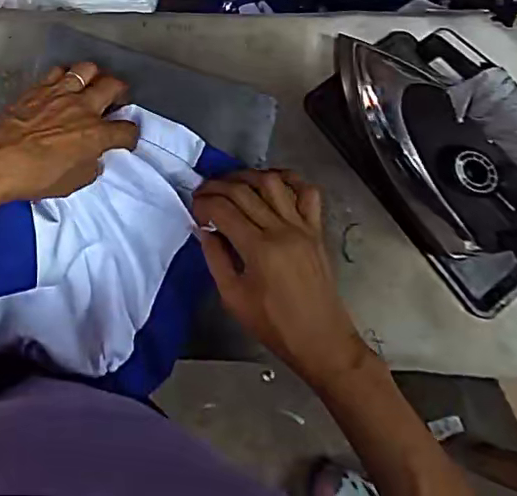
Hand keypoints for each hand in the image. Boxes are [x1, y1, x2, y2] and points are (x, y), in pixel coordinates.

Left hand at [0, 62, 138, 204]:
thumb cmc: (33, 177)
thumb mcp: (72, 183)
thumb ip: (90, 166)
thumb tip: (94, 158)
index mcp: (96, 134)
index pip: (126, 130)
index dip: (130, 135)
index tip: (125, 139)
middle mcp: (83, 108)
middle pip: (114, 86)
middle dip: (121, 92)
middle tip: (117, 99)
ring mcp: (61, 94)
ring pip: (88, 69)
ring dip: (95, 76)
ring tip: (92, 84)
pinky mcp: (39, 89)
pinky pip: (59, 71)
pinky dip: (67, 75)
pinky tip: (63, 84)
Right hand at [193, 170, 373, 387]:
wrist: (322, 340)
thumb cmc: (276, 326)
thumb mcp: (234, 299)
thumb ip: (216, 260)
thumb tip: (205, 230)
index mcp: (259, 250)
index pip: (224, 210)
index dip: (204, 203)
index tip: (194, 206)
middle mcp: (282, 230)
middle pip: (244, 191)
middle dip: (217, 186)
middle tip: (204, 191)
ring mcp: (303, 226)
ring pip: (273, 183)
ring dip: (248, 176)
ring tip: (231, 183)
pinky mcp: (317, 228)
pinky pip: (306, 192)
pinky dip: (289, 179)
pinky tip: (273, 181)